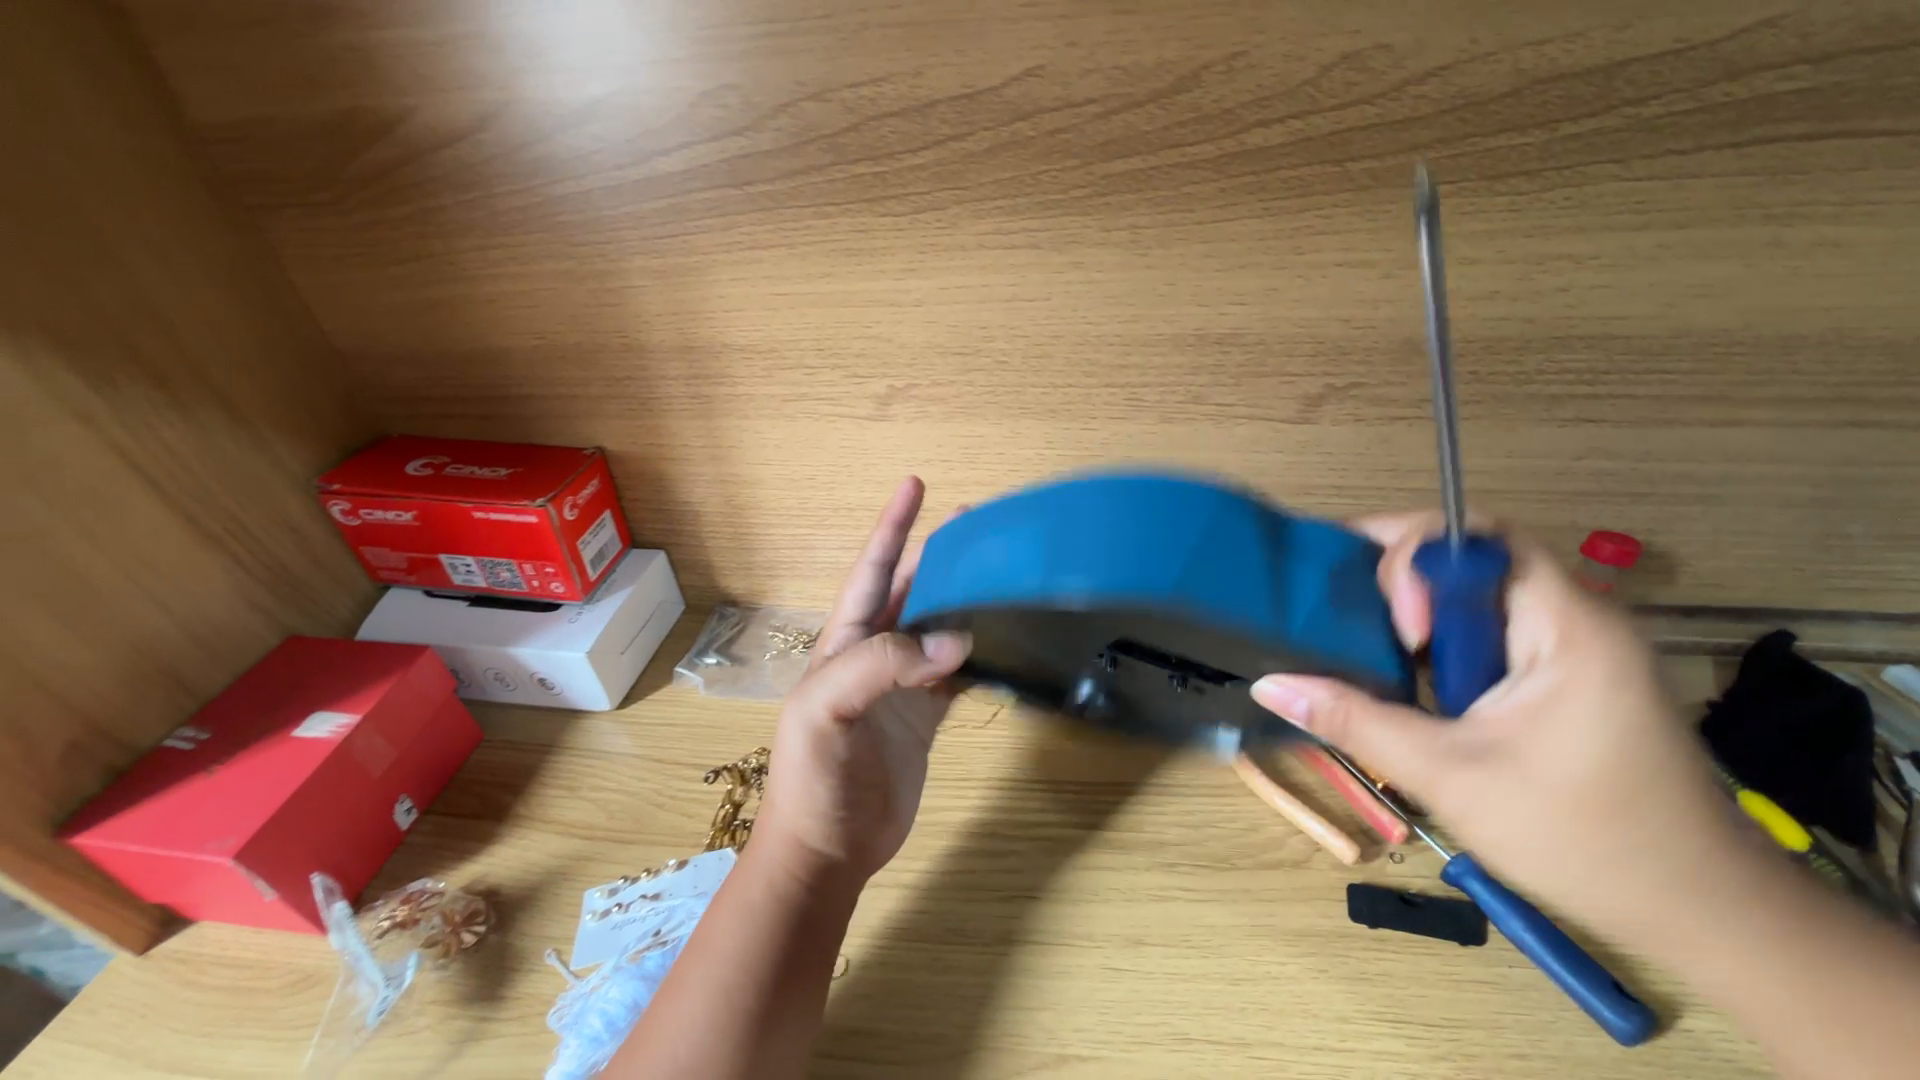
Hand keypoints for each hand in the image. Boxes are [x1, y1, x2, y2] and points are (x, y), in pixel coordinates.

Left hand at [754, 478, 971, 885]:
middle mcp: (873, 656)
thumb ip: (883, 665)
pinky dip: (980, 656)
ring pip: (937, 630)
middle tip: (980, 528)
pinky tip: (1003, 641)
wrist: (827, 848)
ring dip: (964, 602)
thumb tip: (958, 640)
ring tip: (1000, 574)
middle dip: (939, 557)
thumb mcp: (828, 708)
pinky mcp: (925, 719)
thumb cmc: (814, 775)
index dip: (892, 529)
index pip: (871, 572)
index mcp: (842, 643)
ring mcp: (901, 688)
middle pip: (910, 593)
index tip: (915, 485)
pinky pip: (957, 676)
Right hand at [1249, 512, 1741, 943]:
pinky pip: (1494, 636)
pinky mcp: (1571, 681)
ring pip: (1480, 601)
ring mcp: (1578, 651)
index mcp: (1566, 626)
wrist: (1700, 910)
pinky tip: (1407, 681)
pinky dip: (1445, 648)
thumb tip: (1269, 685)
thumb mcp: (1451, 777)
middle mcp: (1577, 619)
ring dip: (1420, 618)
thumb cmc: (1581, 838)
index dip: (1416, 561)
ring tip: (1360, 647)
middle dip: (1403, 581)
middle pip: (1475, 561)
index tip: (1386, 620)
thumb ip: (1356, 721)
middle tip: (1346, 621)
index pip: (1480, 540)